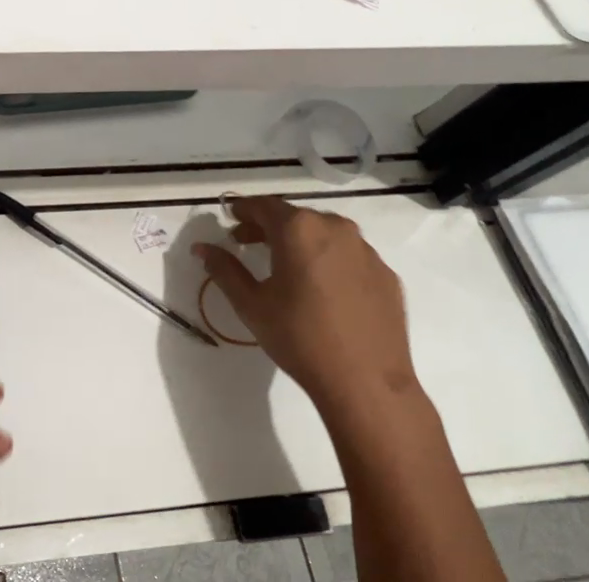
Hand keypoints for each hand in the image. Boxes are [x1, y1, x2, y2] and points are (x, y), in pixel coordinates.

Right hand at [193, 197, 417, 414]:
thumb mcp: (251, 304)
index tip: (230, 217)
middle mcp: (336, 229)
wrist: (366, 382)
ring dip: (302, 242)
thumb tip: (202, 248)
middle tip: (249, 243)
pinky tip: (323, 290)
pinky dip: (330, 262)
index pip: (264, 206)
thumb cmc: (300, 338)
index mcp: (299, 229)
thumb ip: (224, 269)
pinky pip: (350, 257)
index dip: (243, 210)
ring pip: (326, 234)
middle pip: (295, 217)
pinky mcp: (386, 275)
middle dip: (270, 227)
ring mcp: (366, 251)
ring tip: (287, 267)